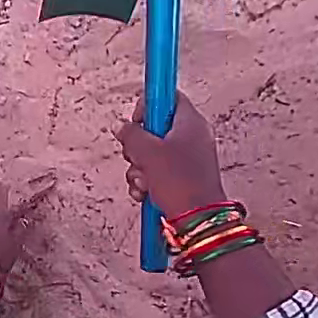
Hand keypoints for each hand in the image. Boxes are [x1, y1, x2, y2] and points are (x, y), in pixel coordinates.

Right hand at [115, 92, 226, 214]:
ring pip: (149, 154)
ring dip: (138, 168)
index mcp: (190, 123)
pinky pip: (153, 173)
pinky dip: (144, 182)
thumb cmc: (180, 182)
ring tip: (144, 179)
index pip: (169, 98)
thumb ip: (131, 134)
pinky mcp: (178, 178)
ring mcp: (185, 159)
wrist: (196, 219)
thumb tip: (121, 127)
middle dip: (137, 145)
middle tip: (137, 154)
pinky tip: (145, 192)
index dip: (149, 105)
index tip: (137, 120)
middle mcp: (190, 138)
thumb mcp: (148, 152)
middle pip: (154, 129)